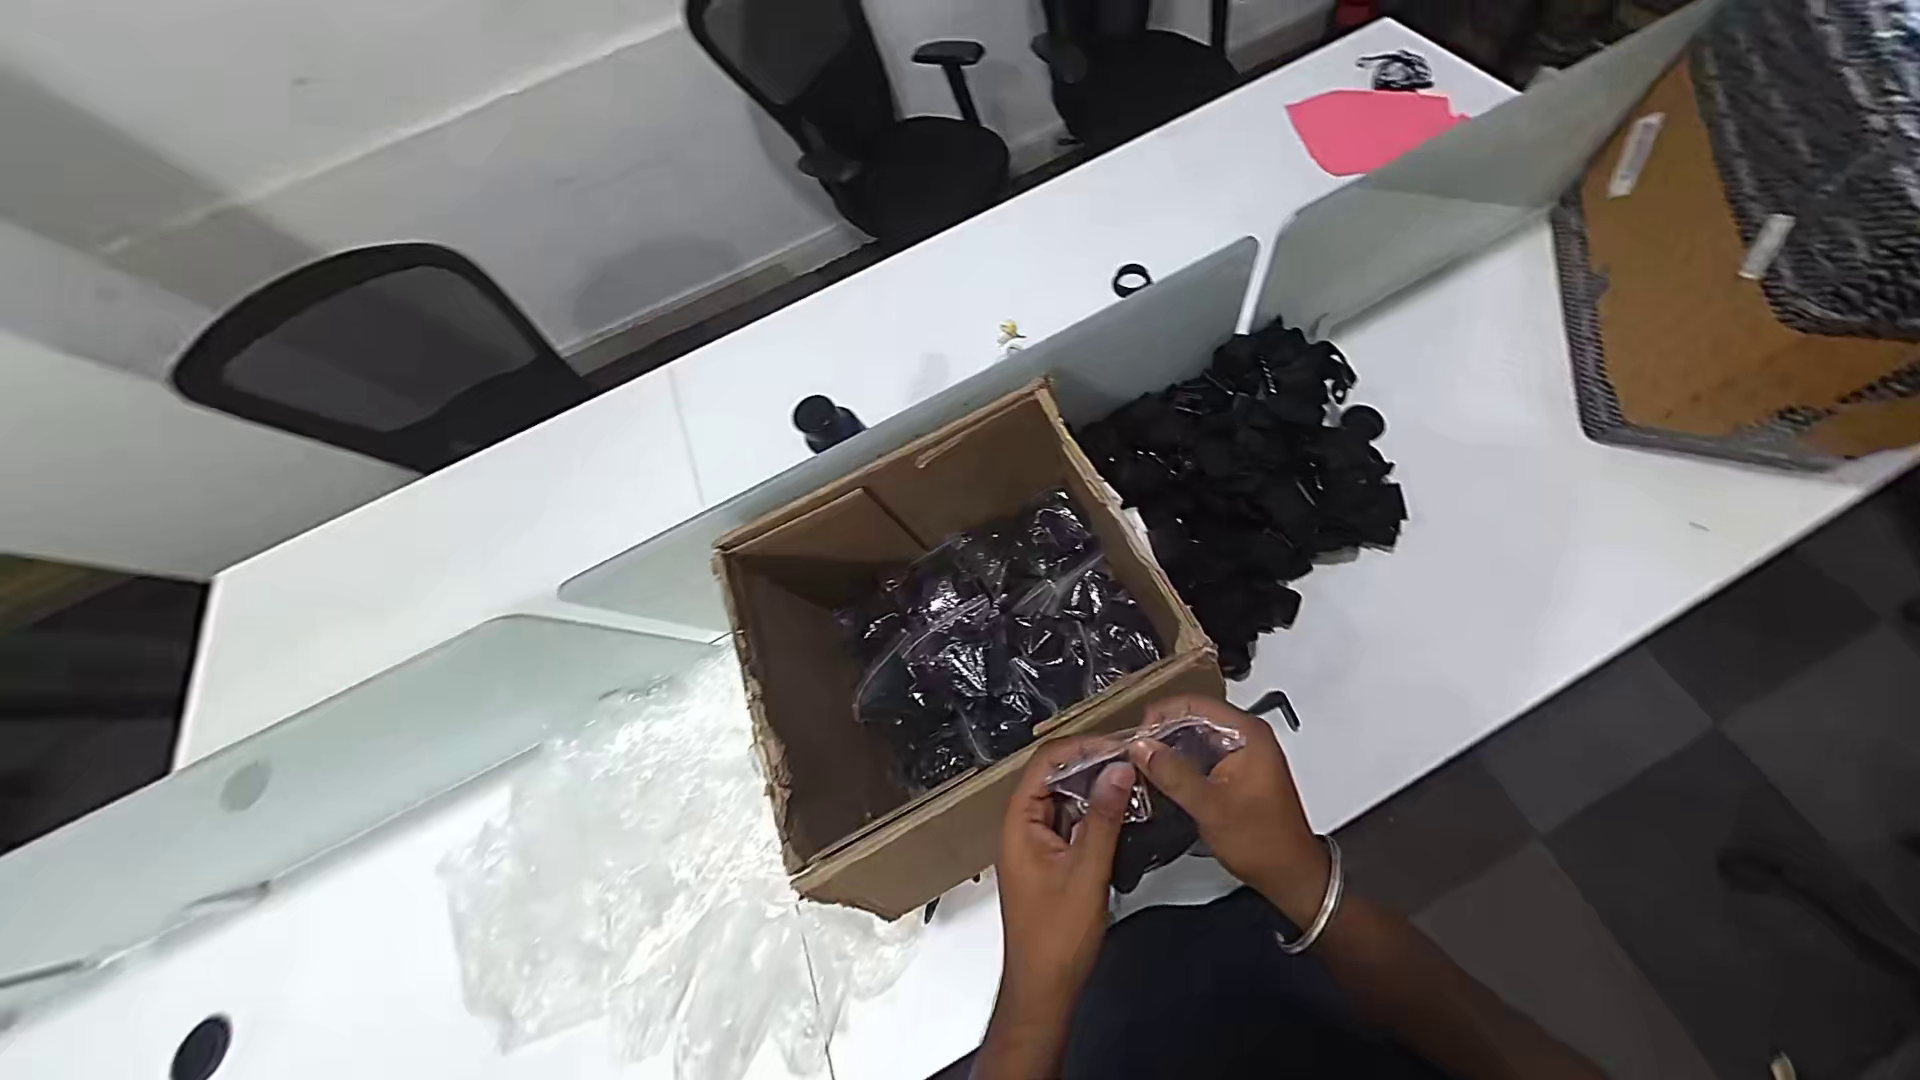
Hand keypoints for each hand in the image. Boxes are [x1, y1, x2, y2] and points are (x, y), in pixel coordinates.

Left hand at [993, 736, 1132, 1015]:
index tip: (1118, 746)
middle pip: (1055, 776)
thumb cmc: (1057, 934)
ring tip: (1133, 779)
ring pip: (1065, 798)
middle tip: (1132, 760)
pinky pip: (1071, 820)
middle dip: (1092, 764)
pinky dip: (1094, 812)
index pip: (1046, 762)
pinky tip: (1121, 810)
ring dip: (1095, 788)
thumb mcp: (1086, 871)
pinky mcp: (1050, 855)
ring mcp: (1036, 839)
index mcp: (1019, 819)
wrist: (1044, 988)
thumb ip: (1103, 817)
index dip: (1081, 747)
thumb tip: (1120, 767)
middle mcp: (1023, 822)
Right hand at [1126, 695, 1330, 925]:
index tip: (1139, 733)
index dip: (1160, 714)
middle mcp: (1246, 735)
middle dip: (1160, 731)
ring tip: (1143, 761)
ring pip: (1192, 734)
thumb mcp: (1211, 807)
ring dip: (1167, 746)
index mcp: (1247, 734)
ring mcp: (1241, 751)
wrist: (1291, 876)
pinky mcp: (1234, 768)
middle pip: (1191, 716)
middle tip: (1136, 749)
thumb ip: (1173, 774)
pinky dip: (1178, 760)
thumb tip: (1141, 747)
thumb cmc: (1264, 842)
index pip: (1193, 703)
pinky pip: (1198, 751)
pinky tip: (1161, 775)